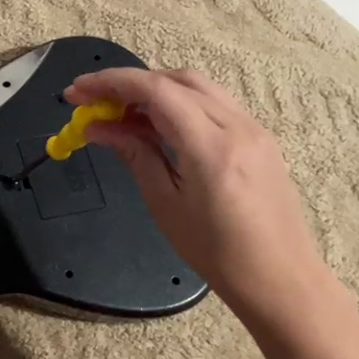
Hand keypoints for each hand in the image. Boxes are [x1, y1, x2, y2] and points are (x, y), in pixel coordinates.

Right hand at [64, 68, 328, 317]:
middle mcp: (237, 126)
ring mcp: (254, 128)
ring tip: (121, 111)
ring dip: (154, 88)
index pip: (155, 90)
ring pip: (195, 86)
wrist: (281, 279)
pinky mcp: (259, 136)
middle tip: (94, 102)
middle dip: (129, 83)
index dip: (110, 83)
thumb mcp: (164, 203)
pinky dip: (178, 101)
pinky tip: (156, 124)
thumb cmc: (216, 252)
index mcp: (211, 146)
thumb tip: (96, 127)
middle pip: (175, 79)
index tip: (77, 92)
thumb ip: (133, 153)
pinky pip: (212, 102)